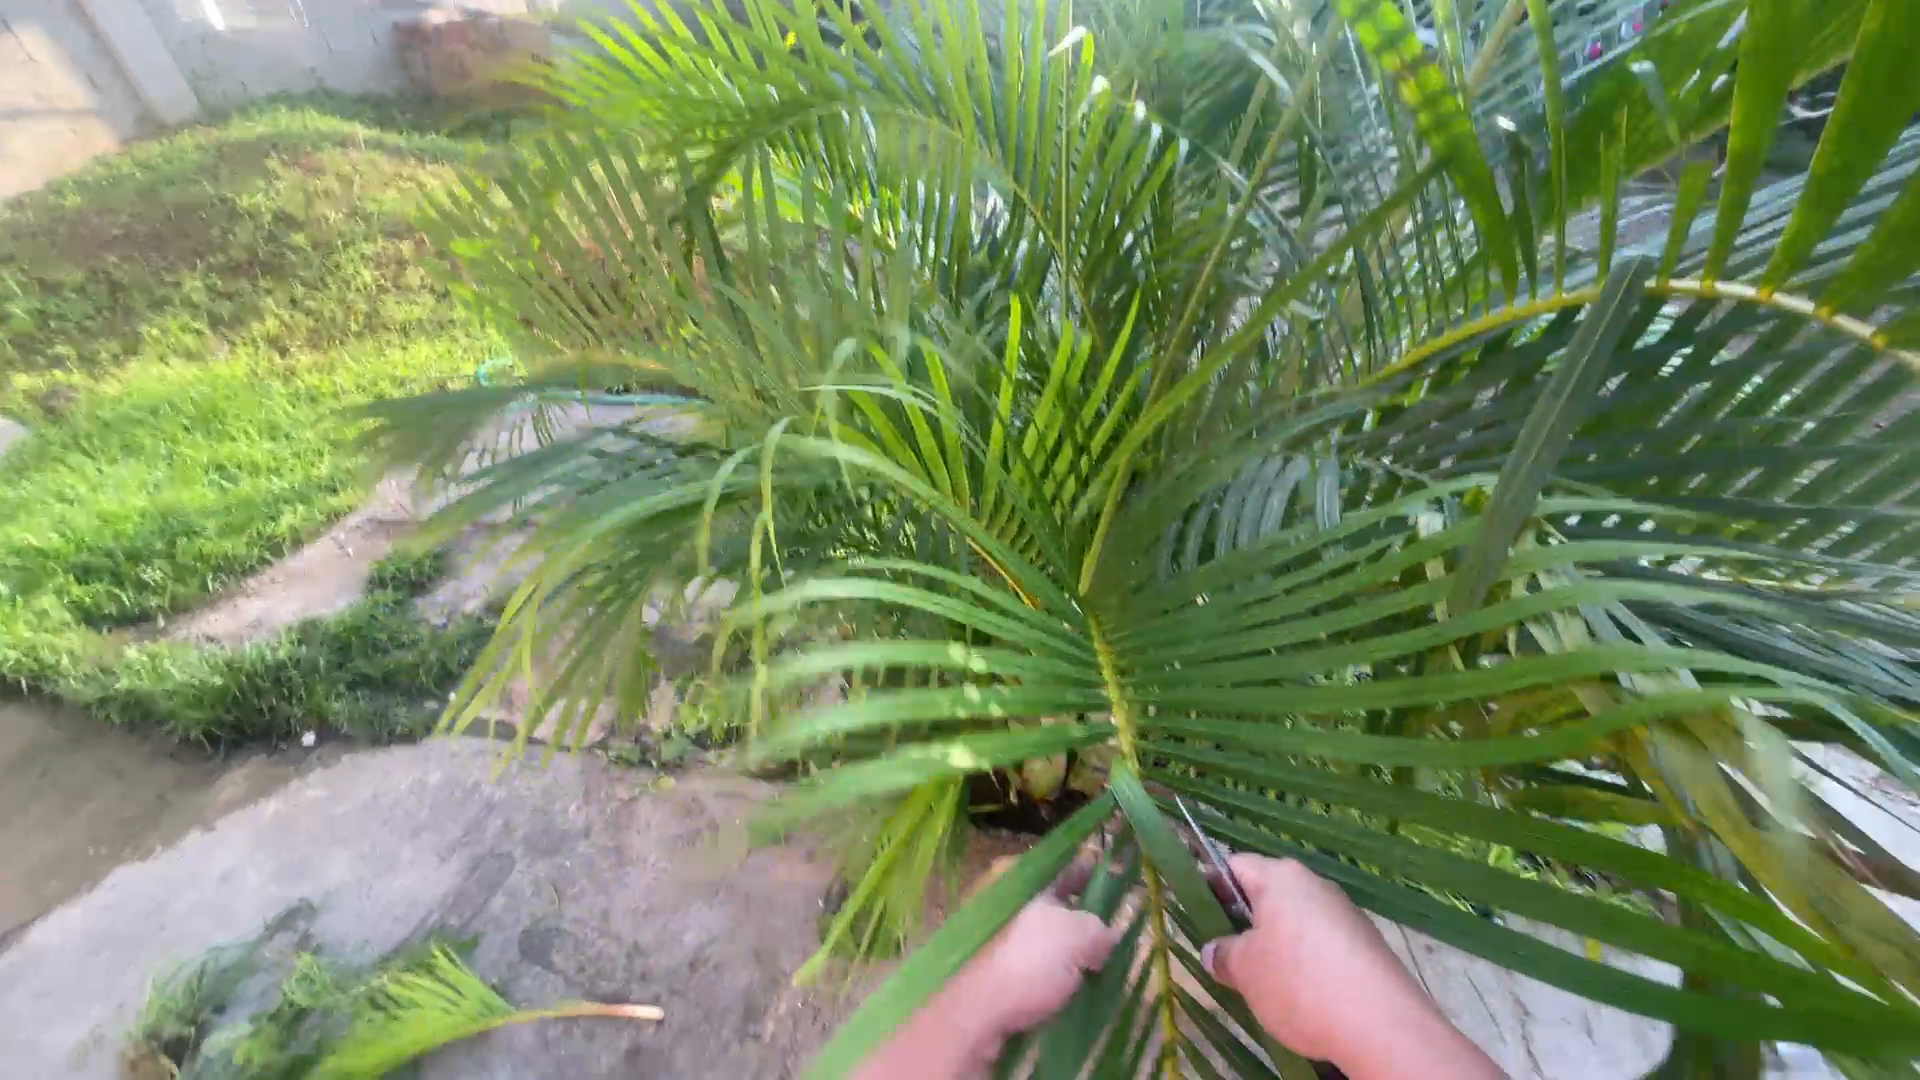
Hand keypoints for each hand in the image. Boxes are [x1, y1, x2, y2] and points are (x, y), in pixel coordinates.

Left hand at [853, 859, 1122, 1078]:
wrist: (967, 1010)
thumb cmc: (1024, 958)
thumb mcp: (1078, 935)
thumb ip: (1100, 929)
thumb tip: (1106, 937)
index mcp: (1018, 871)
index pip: (1063, 863)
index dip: (1092, 874)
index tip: (1116, 887)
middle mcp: (1000, 893)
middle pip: (1051, 899)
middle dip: (1080, 917)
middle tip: (1109, 936)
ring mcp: (988, 929)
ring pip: (1037, 933)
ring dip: (1063, 950)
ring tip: (1091, 969)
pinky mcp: (982, 964)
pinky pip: (1023, 961)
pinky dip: (1043, 972)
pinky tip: (1062, 989)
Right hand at [1202, 854, 1503, 1079]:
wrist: (1386, 1028)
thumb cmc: (1300, 983)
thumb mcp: (1244, 971)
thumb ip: (1223, 954)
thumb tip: (1214, 951)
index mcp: (1279, 876)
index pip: (1235, 865)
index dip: (1213, 885)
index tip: (1203, 912)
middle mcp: (1314, 884)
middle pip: (1269, 893)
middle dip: (1248, 920)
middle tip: (1231, 952)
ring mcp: (1346, 914)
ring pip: (1298, 920)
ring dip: (1279, 943)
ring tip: (1267, 982)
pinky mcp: (1369, 946)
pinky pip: (1325, 945)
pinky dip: (1311, 963)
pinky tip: (1307, 997)